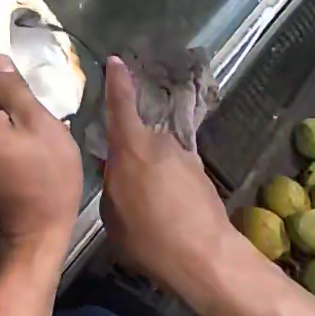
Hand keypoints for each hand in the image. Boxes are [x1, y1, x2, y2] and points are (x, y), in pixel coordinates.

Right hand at [99, 57, 246, 293]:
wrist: (202, 254)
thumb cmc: (147, 237)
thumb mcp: (112, 215)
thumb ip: (112, 185)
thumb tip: (118, 173)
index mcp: (132, 149)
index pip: (121, 106)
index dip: (118, 83)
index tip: (117, 61)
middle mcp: (161, 143)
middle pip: (140, 139)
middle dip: (133, 157)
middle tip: (127, 191)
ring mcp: (186, 157)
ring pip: (160, 158)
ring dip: (153, 175)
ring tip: (151, 210)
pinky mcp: (202, 174)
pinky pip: (177, 172)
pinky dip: (170, 186)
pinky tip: (170, 213)